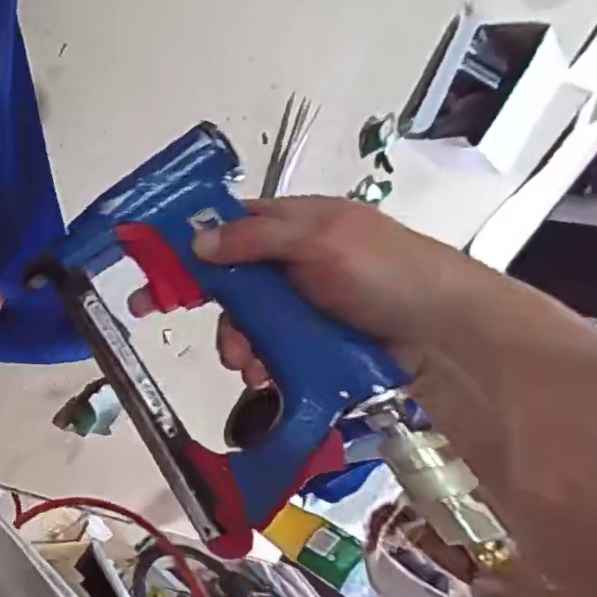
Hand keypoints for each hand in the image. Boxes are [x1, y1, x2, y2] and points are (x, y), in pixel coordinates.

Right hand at [161, 196, 517, 352]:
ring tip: (244, 363)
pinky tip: (261, 374)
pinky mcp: (306, 340)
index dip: (185, 239)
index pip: (226, 223)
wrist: (448, 337)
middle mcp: (289, 259)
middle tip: (148, 310)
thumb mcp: (322, 241)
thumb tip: (197, 243)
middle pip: (223, 275)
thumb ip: (257, 237)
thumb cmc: (388, 273)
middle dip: (196, 297)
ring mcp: (297, 302)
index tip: (150, 260)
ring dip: (232, 339)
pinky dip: (255, 360)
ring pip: (239, 317)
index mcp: (293, 223)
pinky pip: (262, 347)